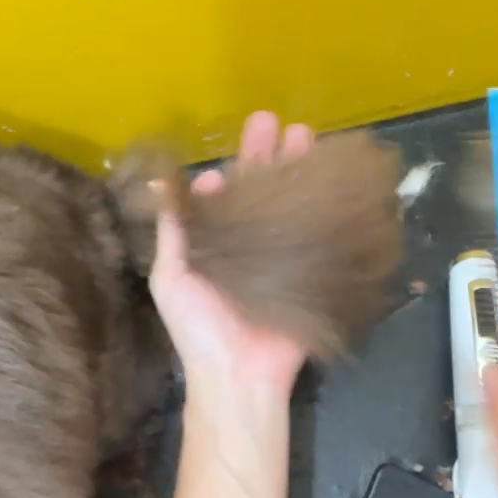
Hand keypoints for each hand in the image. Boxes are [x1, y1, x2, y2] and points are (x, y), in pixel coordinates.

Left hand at [151, 111, 316, 401]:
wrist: (239, 376)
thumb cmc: (199, 330)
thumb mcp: (171, 277)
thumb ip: (173, 231)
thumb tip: (166, 182)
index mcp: (215, 248)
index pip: (224, 199)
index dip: (230, 171)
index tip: (236, 149)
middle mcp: (249, 250)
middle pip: (261, 195)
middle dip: (268, 158)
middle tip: (277, 122)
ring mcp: (282, 262)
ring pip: (292, 208)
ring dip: (299, 172)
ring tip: (308, 136)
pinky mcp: (309, 278)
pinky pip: (319, 238)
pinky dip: (326, 211)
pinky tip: (331, 182)